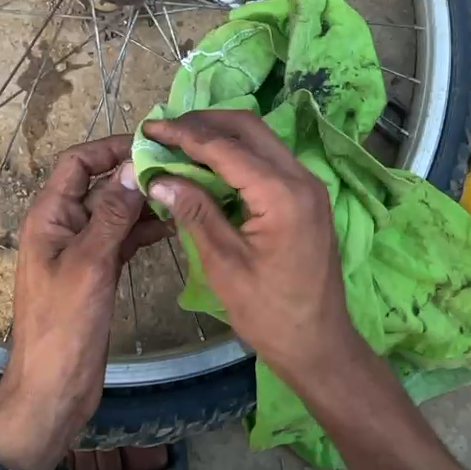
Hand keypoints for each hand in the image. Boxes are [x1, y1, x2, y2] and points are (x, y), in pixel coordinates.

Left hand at [0, 135, 170, 469]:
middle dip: (133, 175)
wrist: (53, 391)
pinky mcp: (98, 272)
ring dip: (143, 203)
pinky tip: (172, 226)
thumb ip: (112, 215)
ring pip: (115, 213)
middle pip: (100, 185)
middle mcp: (64, 225)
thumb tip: (132, 167)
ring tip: (182, 193)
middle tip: (177, 167)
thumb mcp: (90, 263)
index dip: (108, 148)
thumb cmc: (63, 324)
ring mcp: (81, 250)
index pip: (76, 163)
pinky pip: (122, 239)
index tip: (147, 143)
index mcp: (49, 215)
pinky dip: (143, 231)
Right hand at [144, 112, 470, 469]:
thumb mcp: (225, 265)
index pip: (225, 147)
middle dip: (202, 122)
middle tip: (163, 130)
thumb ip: (195, 212)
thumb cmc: (270, 313)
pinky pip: (267, 156)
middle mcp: (300, 178)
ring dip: (219, 133)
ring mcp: (307, 184)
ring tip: (179, 139)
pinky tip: (207, 161)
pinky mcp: (305, 194)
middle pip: (247, 127)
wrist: (320, 347)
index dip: (184, 134)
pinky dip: (235, 151)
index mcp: (282, 194)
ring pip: (259, 137)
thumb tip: (157, 176)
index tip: (150, 129)